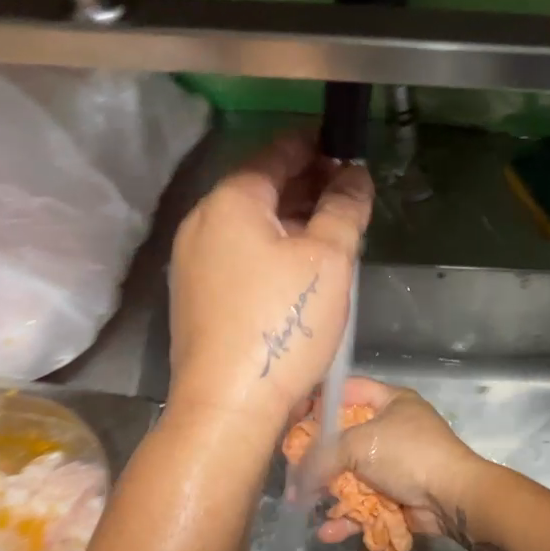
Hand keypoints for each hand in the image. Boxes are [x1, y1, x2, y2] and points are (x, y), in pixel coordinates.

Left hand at [166, 133, 374, 431]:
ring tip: (332, 232)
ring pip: (249, 224)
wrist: (229, 405)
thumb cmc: (283, 325)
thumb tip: (356, 174)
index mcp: (231, 200)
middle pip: (260, 187)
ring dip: (290, 219)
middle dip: (305, 184)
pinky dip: (270, 249)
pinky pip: (239, 255)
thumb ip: (345, 209)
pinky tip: (299, 270)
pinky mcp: (196, 297)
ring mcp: (193, 261)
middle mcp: (203, 221)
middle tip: (348, 194)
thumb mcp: (329, 261)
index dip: (315, 145)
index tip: (347, 148)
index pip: (276, 152)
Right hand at [303, 377, 487, 543]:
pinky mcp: (397, 495)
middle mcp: (392, 430)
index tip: (291, 418)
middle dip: (316, 457)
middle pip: (343, 438)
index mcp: (391, 402)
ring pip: (351, 476)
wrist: (453, 497)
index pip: (347, 390)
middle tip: (291, 469)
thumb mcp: (359, 444)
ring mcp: (395, 465)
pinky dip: (347, 518)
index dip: (318, 402)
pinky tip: (327, 531)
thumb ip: (321, 457)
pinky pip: (364, 505)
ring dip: (327, 492)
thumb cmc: (408, 455)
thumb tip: (296, 483)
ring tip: (301, 505)